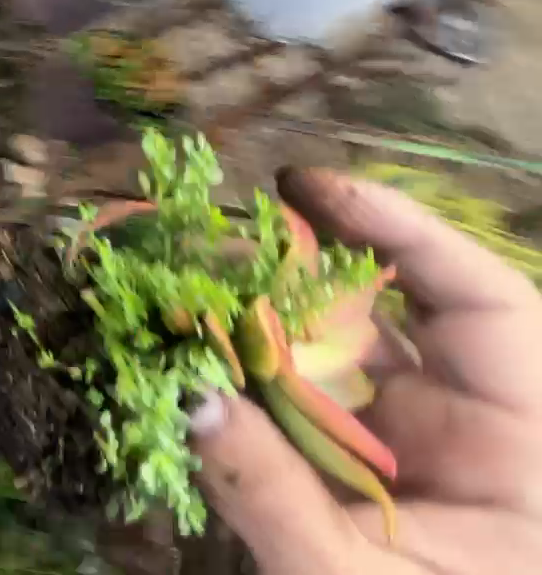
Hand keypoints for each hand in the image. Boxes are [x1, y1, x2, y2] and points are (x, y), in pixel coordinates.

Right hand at [192, 168, 541, 572]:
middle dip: (286, 264)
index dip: (401, 230)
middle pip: (379, 308)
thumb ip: (273, 495)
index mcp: (520, 445)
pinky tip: (183, 340)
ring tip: (174, 290)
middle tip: (199, 244)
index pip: (484, 304)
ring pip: (321, 340)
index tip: (301, 185)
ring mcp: (396, 432)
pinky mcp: (342, 447)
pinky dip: (233, 355)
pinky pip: (286, 380)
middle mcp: (460, 419)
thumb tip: (188, 393)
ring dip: (246, 308)